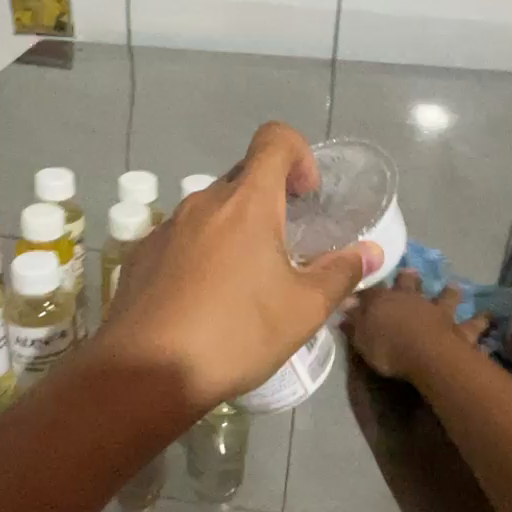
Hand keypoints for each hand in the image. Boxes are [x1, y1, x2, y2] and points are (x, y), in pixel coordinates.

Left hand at [98, 123, 382, 412]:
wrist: (143, 372)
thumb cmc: (235, 334)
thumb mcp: (302, 310)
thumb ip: (340, 274)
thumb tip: (370, 252)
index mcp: (247, 202)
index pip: (274, 139)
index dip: (299, 154)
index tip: (307, 197)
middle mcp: (202, 203)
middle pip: (243, 178)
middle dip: (271, 202)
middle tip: (286, 251)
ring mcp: (166, 228)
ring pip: (211, 211)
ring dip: (235, 231)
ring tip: (246, 284)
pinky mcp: (141, 255)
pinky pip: (182, 239)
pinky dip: (202, 254)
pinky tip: (204, 303)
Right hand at [343, 269, 489, 381]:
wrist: (424, 353)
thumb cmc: (387, 346)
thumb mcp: (360, 336)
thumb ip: (353, 322)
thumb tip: (343, 306)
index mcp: (385, 301)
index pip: (374, 289)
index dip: (371, 285)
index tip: (368, 275)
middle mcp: (413, 300)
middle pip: (411, 285)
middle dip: (410, 278)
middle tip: (412, 270)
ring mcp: (438, 313)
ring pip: (445, 298)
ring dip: (450, 292)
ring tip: (455, 285)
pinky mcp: (459, 330)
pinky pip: (472, 325)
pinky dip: (480, 320)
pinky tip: (488, 316)